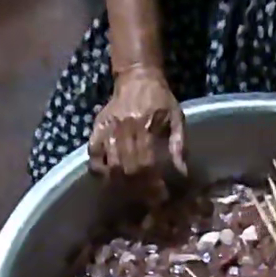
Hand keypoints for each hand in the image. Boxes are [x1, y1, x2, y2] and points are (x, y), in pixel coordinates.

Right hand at [88, 66, 186, 185]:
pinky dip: (99, 171)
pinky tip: (109, 177)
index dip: (152, 184)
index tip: (159, 197)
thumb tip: (182, 173)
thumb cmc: (160, 100)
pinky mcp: (96, 131)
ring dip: (120, 184)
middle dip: (138, 189)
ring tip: (130, 192)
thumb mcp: (176, 118)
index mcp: (146, 125)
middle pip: (128, 170)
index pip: (146, 164)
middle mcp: (125, 128)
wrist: (137, 77)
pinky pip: (93, 157)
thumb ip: (179, 145)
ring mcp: (108, 130)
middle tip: (146, 199)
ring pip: (111, 167)